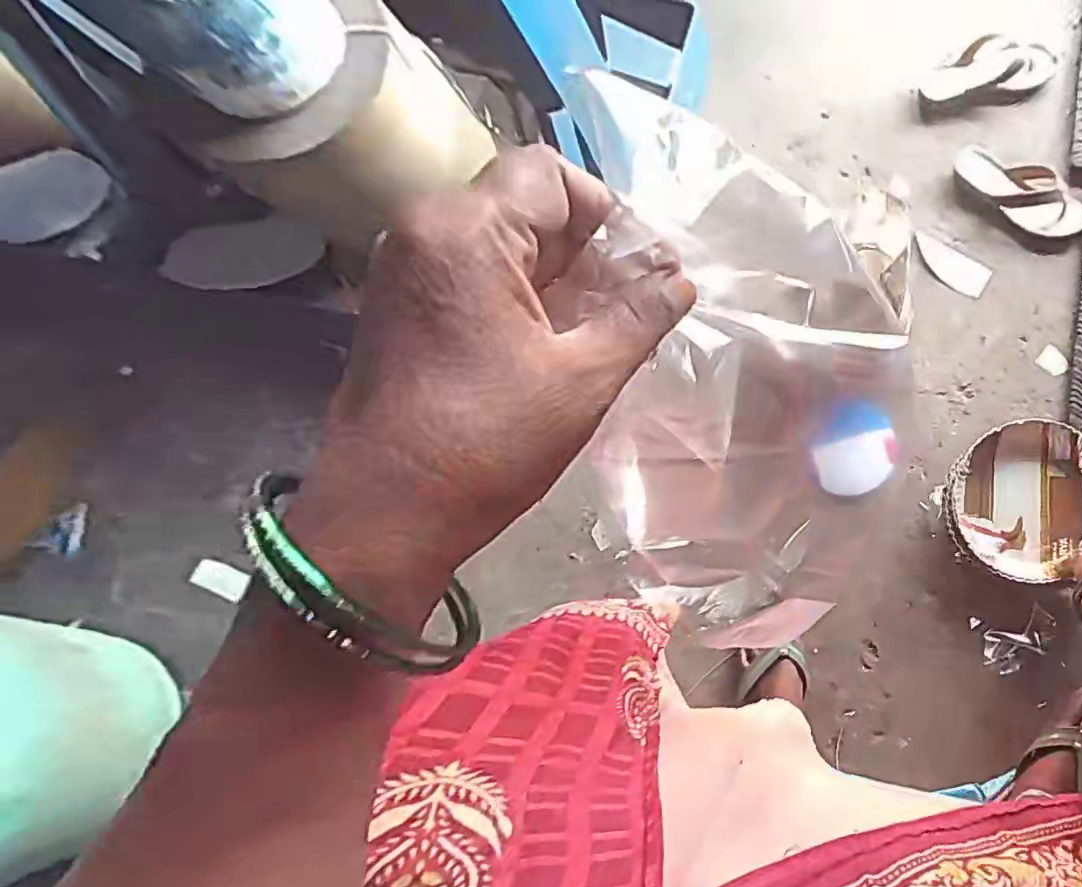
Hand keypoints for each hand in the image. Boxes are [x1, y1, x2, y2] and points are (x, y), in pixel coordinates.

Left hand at [284, 146, 695, 623]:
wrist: (394, 506)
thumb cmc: (493, 440)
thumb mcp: (585, 377)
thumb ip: (639, 319)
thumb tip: (679, 283)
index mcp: (466, 235)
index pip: (551, 176)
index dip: (612, 212)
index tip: (651, 268)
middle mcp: (431, 234)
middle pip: (534, 209)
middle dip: (601, 251)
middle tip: (650, 305)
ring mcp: (419, 272)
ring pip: (517, 247)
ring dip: (578, 279)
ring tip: (625, 330)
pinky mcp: (421, 310)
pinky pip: (495, 280)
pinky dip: (545, 300)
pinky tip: (581, 344)